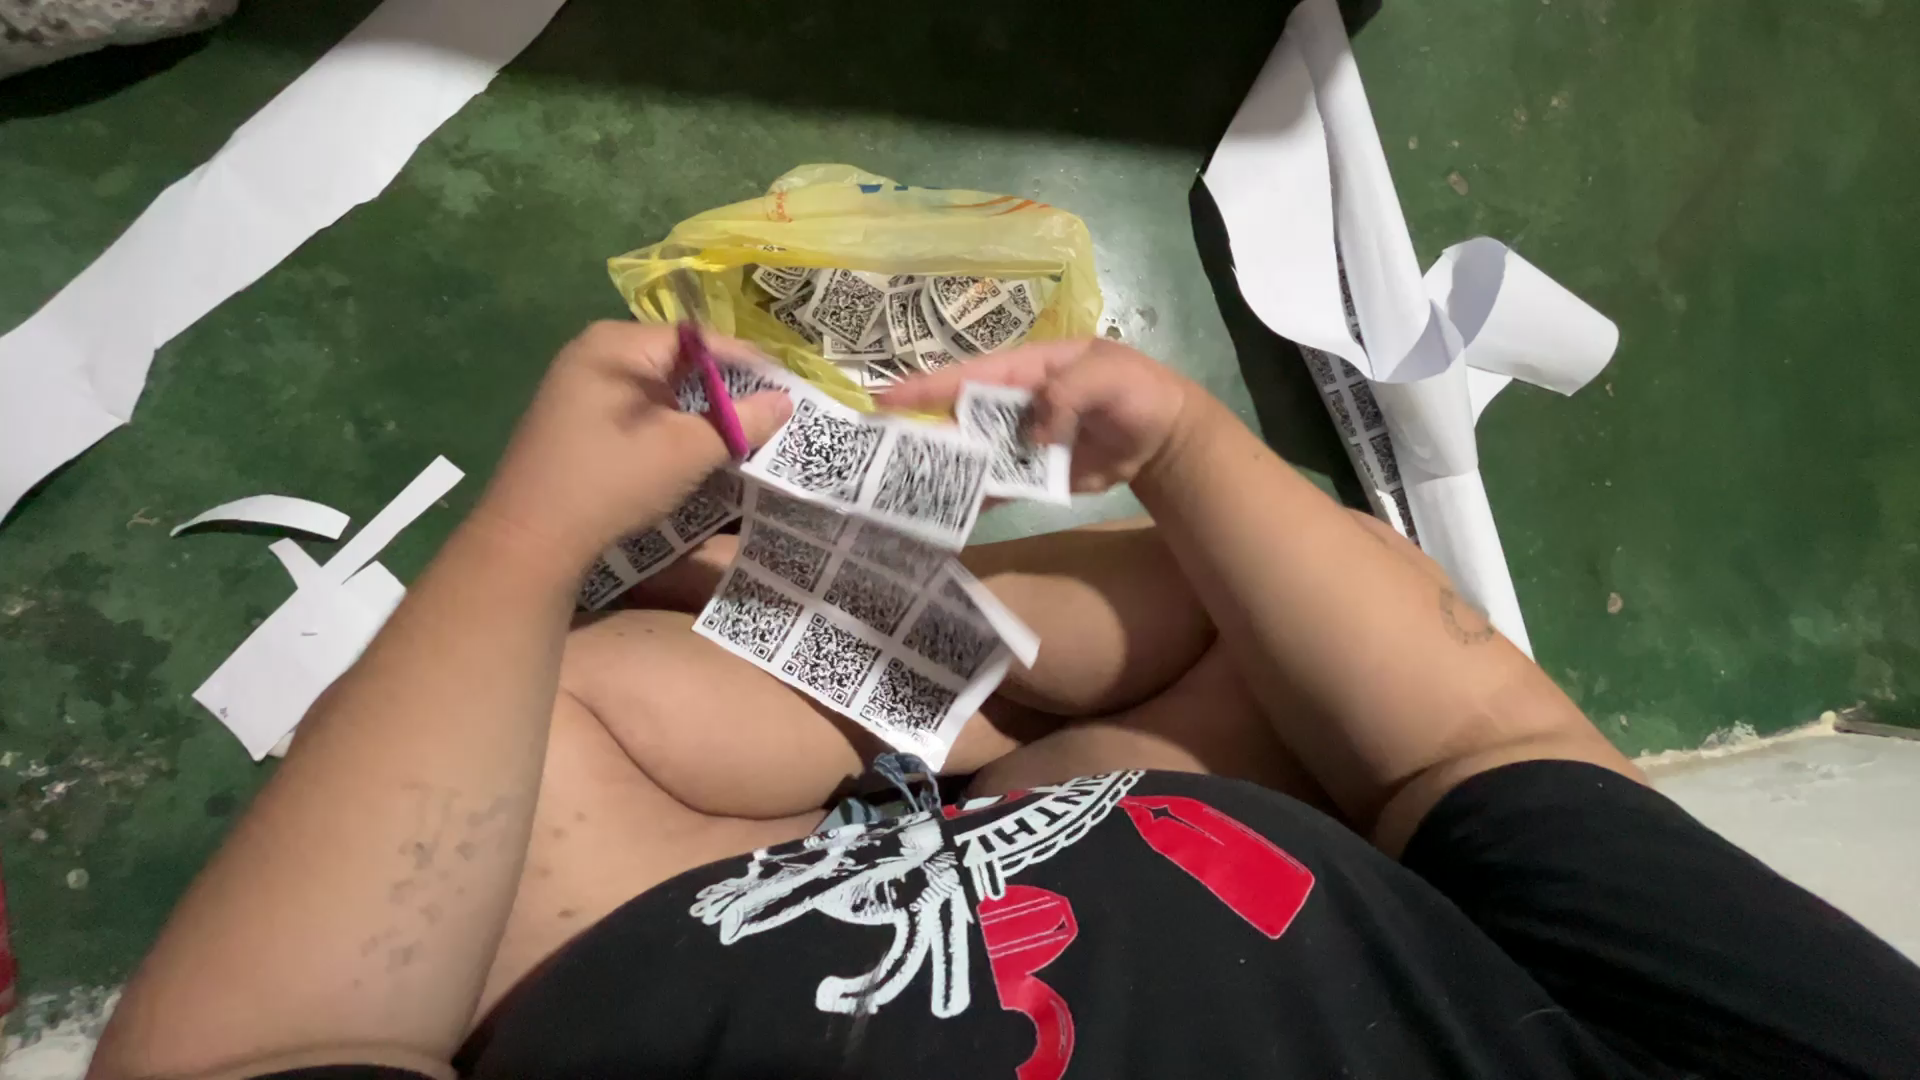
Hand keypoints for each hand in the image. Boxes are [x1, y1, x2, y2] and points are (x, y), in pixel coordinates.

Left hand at [470, 322, 791, 571]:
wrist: (533, 537)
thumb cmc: (614, 480)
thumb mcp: (690, 449)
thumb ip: (742, 421)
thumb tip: (786, 400)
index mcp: (619, 344)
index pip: (700, 339)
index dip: (748, 363)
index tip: (787, 387)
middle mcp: (597, 352)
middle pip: (681, 360)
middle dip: (726, 388)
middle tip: (769, 412)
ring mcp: (582, 384)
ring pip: (662, 386)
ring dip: (701, 408)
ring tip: (742, 432)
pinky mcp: (579, 416)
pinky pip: (642, 406)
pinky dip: (673, 421)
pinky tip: (696, 446)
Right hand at [878, 338, 1211, 494]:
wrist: (1162, 436)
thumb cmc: (1135, 390)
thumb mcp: (1107, 375)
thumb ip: (1067, 393)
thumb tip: (1030, 432)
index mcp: (1025, 369)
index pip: (969, 376)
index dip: (927, 388)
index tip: (885, 400)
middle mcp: (1013, 404)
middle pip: (960, 418)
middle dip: (923, 433)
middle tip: (882, 453)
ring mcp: (1020, 441)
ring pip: (974, 455)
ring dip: (945, 470)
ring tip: (904, 488)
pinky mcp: (1031, 473)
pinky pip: (998, 485)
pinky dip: (975, 498)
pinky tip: (948, 513)